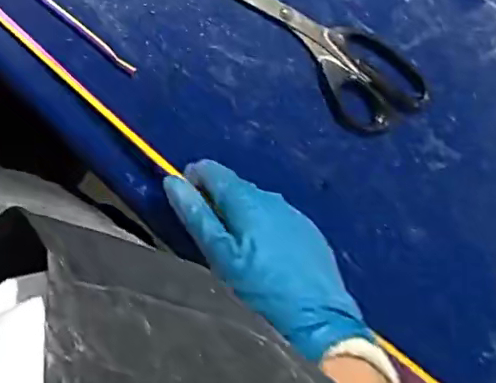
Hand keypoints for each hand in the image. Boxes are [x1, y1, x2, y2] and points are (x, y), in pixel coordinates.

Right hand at [164, 160, 371, 361]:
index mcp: (246, 197)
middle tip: (210, 238)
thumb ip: (197, 216)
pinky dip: (264, 229)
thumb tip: (173, 180)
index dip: (192, 181)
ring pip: (255, 203)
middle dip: (216, 202)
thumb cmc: (262, 291)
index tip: (189, 208)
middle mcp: (270, 195)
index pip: (210, 169)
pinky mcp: (308, 232)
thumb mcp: (222, 258)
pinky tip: (266, 259)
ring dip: (240, 216)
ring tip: (237, 252)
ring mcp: (292, 212)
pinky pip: (276, 219)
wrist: (322, 325)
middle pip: (233, 186)